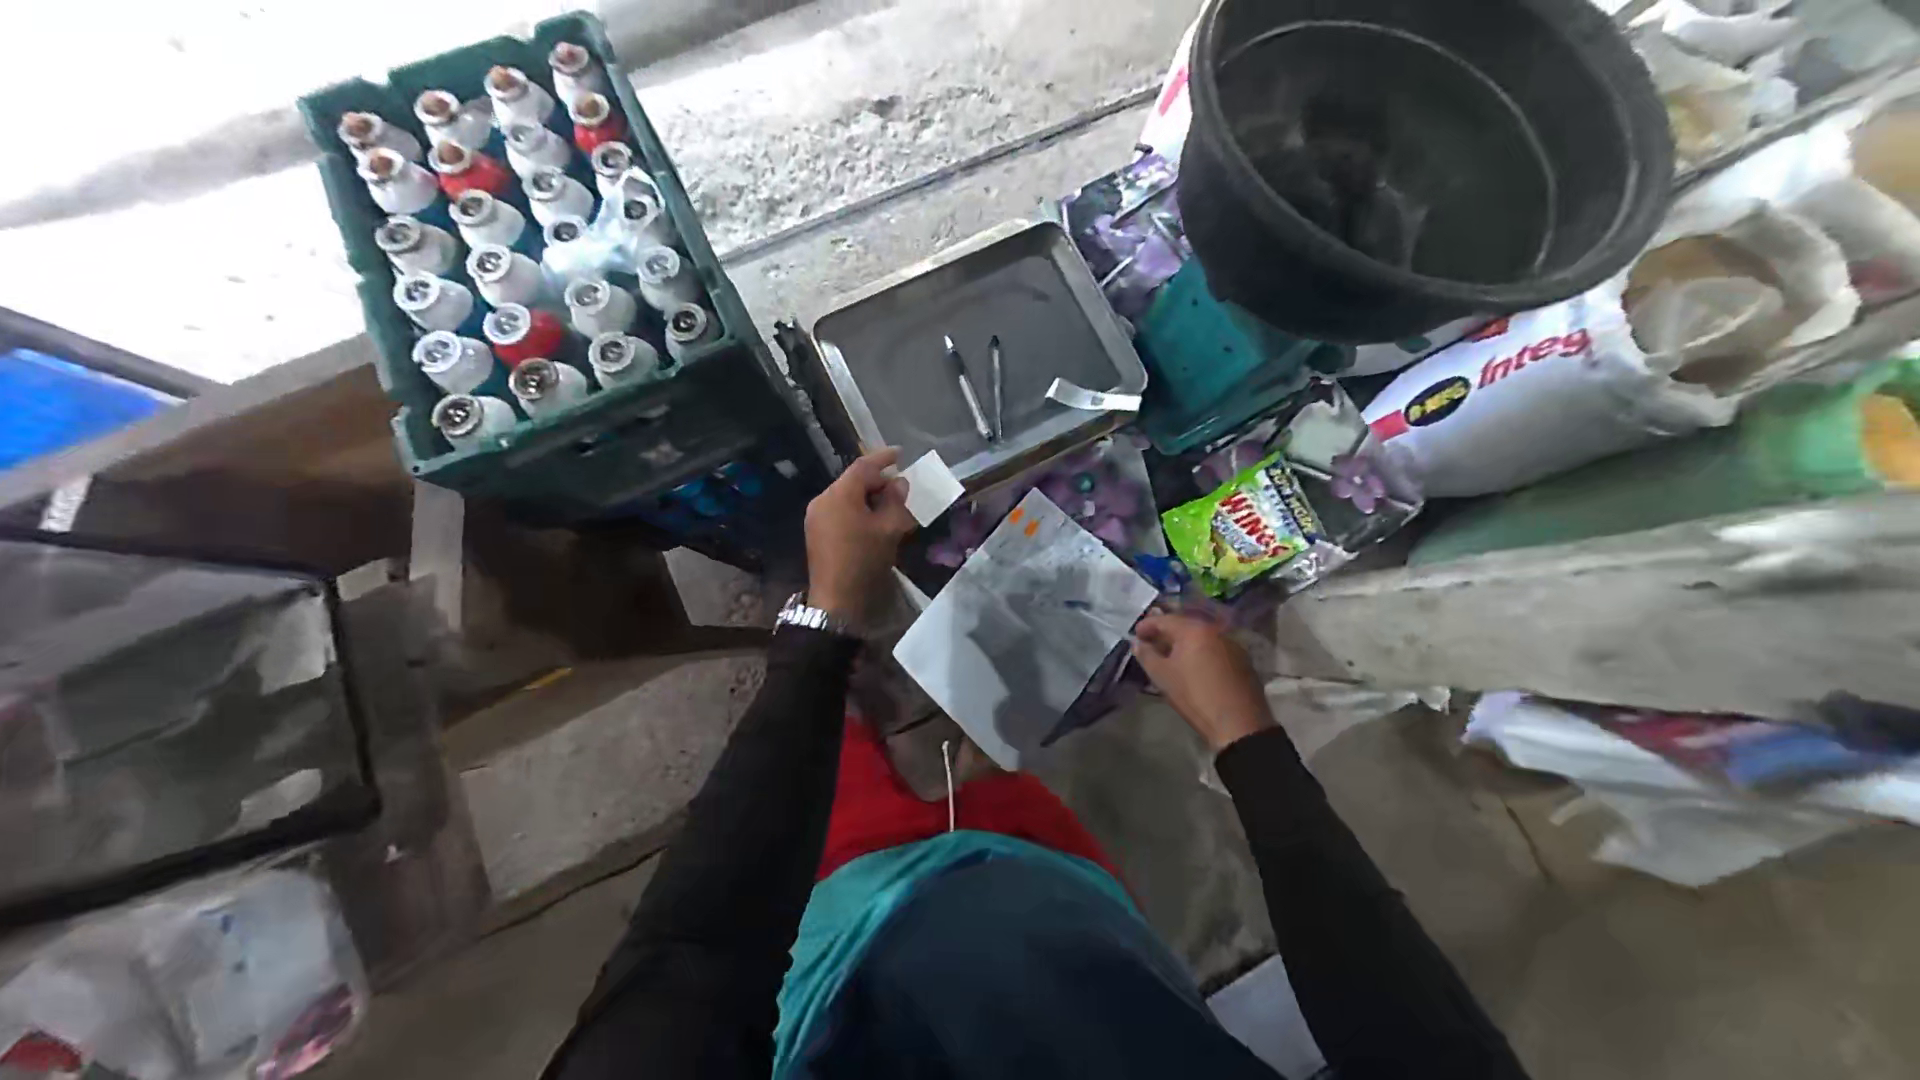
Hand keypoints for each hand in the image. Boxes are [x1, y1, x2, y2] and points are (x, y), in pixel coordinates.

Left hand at [804, 448, 916, 624]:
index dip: (883, 458)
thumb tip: (899, 484)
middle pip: (852, 481)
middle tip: (901, 487)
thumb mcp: (889, 529)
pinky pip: (839, 510)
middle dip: (878, 481)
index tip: (900, 453)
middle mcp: (822, 500)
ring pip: (846, 496)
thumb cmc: (864, 560)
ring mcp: (816, 517)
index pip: (862, 467)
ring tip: (891, 506)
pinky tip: (873, 521)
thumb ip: (896, 502)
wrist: (837, 601)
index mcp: (839, 495)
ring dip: (868, 497)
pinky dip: (857, 509)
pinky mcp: (816, 532)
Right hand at [1132, 613, 1275, 750]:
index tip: (1135, 635)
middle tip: (1151, 642)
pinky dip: (1200, 650)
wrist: (1238, 723)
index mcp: (1193, 630)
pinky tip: (1194, 664)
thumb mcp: (1162, 676)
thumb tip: (1137, 643)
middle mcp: (1215, 630)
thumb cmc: (1194, 695)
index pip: (1164, 620)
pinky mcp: (1242, 660)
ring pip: (1201, 636)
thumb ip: (1146, 655)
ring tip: (1171, 654)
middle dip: (1166, 632)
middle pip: (1184, 625)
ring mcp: (1232, 644)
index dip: (1146, 626)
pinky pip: (1214, 647)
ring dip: (1184, 642)